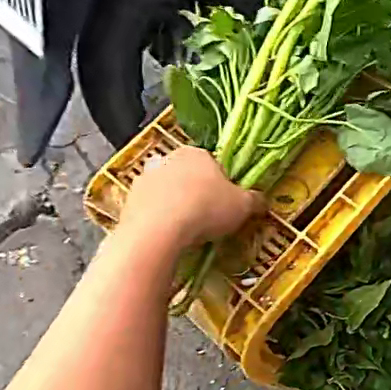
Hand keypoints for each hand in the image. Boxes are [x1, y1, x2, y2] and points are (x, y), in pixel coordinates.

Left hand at [117, 147, 262, 249]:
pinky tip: (170, 236)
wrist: (158, 231)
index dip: (223, 185)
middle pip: (188, 177)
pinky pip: (150, 210)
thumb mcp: (243, 205)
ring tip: (189, 231)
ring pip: (167, 192)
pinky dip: (160, 220)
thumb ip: (255, 200)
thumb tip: (262, 200)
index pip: (214, 165)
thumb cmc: (206, 209)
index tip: (227, 204)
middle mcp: (168, 159)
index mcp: (197, 153)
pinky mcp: (128, 200)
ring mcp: (144, 179)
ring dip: (177, 206)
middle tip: (209, 218)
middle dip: (197, 193)